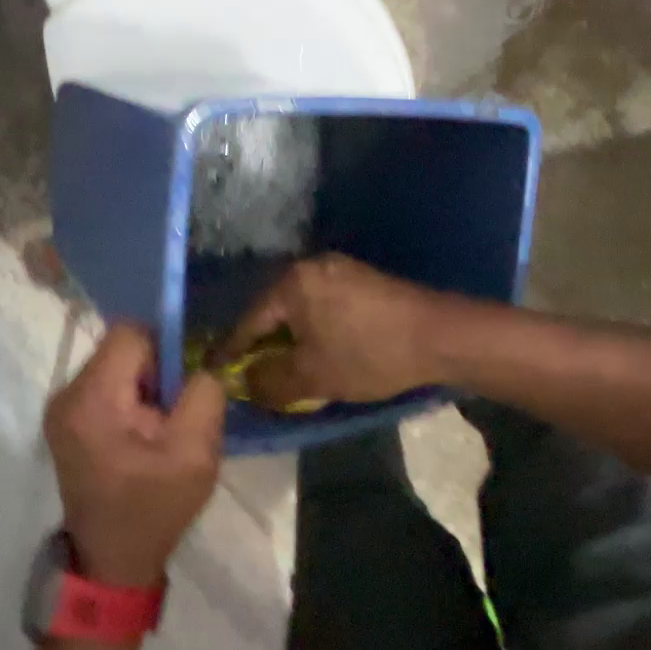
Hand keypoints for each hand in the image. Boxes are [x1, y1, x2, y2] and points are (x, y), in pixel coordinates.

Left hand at [44, 324, 225, 588]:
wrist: (113, 560)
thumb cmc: (155, 508)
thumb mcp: (196, 452)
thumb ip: (203, 393)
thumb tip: (197, 363)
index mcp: (93, 399)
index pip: (130, 333)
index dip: (164, 350)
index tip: (178, 389)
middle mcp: (67, 394)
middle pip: (120, 347)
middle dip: (155, 370)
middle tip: (171, 413)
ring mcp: (61, 408)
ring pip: (114, 364)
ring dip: (143, 385)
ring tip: (157, 428)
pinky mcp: (66, 420)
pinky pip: (105, 385)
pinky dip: (128, 399)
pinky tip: (139, 435)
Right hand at [227, 253, 446, 405]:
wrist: (437, 336)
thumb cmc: (368, 354)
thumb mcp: (312, 377)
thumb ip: (269, 381)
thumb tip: (246, 382)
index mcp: (292, 283)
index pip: (248, 320)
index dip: (231, 350)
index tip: (212, 370)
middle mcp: (310, 267)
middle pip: (273, 310)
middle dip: (260, 343)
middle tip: (246, 372)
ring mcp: (339, 270)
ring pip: (299, 308)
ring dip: (289, 337)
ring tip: (280, 366)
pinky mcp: (361, 280)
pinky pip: (322, 305)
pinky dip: (312, 328)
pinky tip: (315, 349)